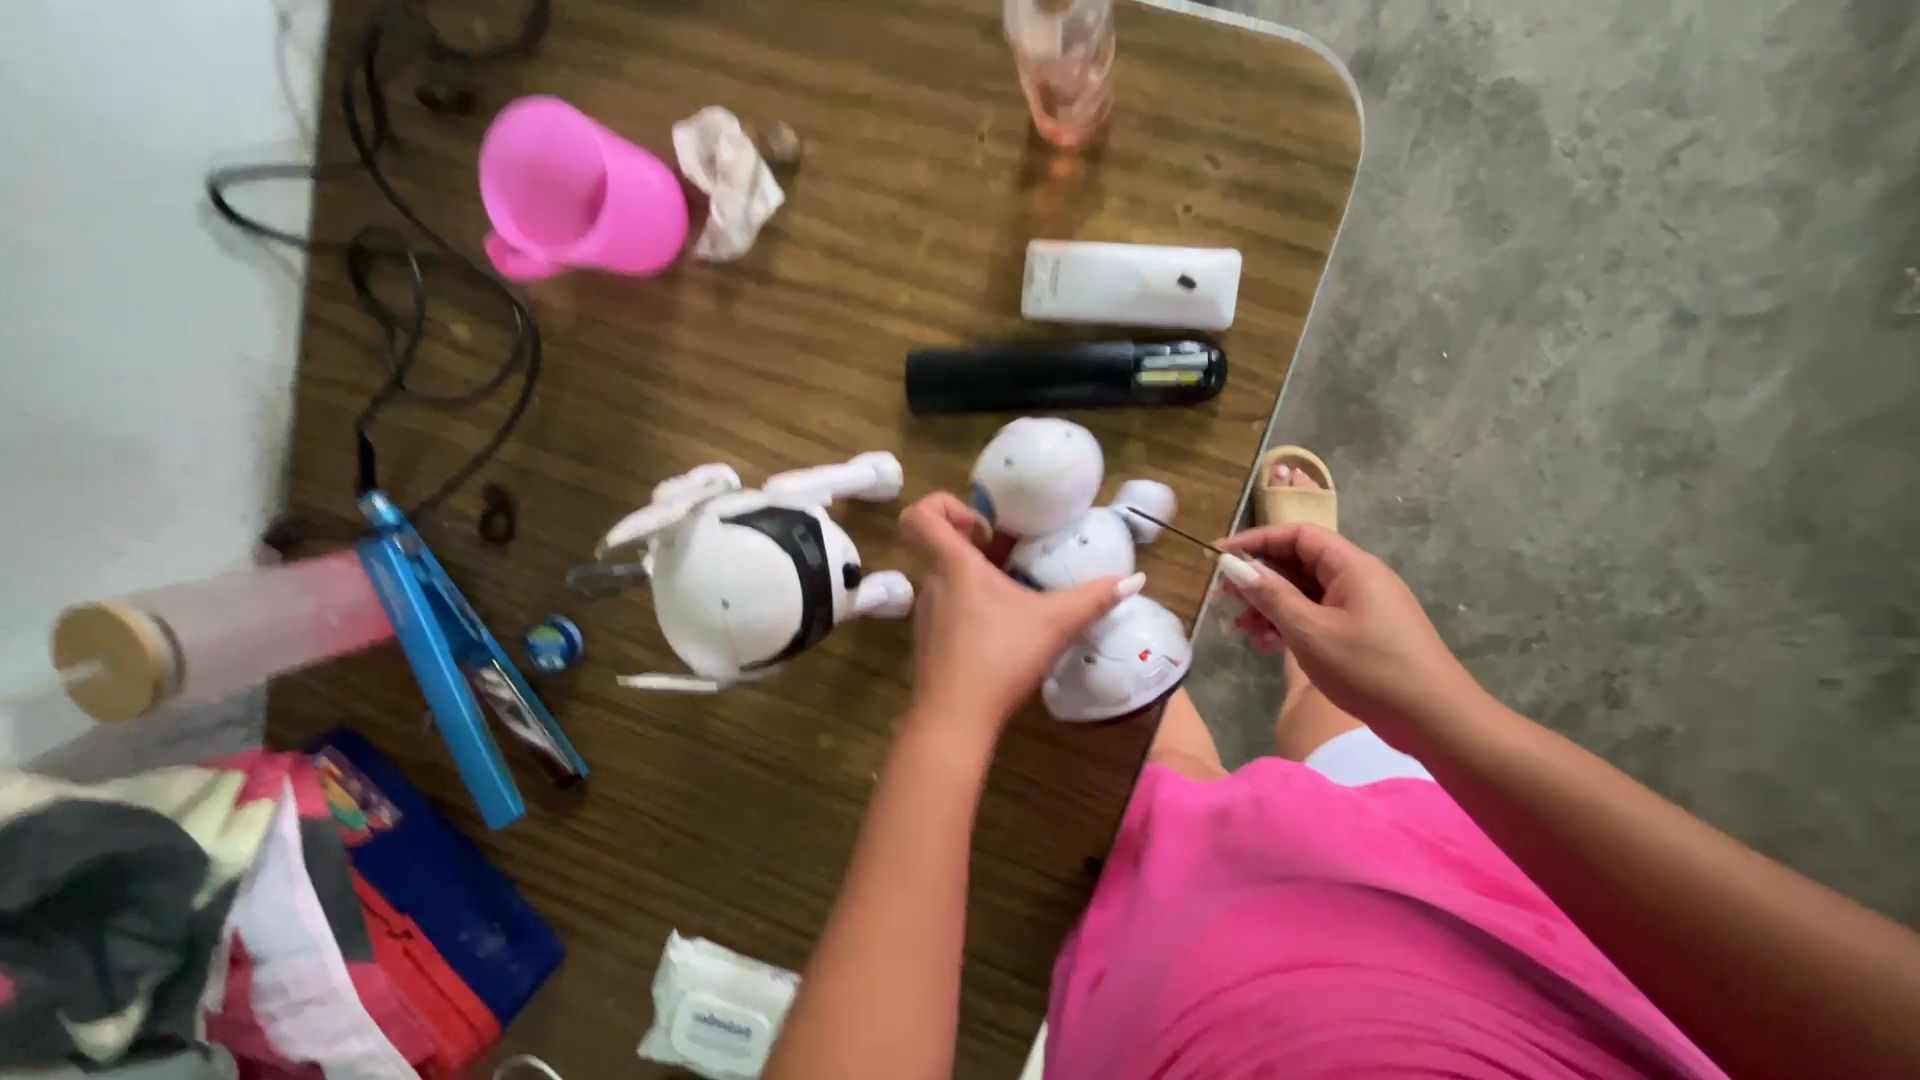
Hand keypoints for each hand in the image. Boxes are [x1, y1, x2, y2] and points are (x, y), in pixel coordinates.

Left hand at [899, 493, 1142, 731]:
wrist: (954, 719)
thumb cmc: (999, 658)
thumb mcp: (1054, 624)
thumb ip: (1093, 599)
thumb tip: (1135, 579)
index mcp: (953, 565)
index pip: (920, 515)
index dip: (942, 505)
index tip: (981, 524)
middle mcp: (933, 584)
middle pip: (937, 545)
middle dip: (972, 542)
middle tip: (1006, 551)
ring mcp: (927, 615)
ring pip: (944, 579)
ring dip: (974, 577)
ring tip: (1012, 591)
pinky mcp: (929, 642)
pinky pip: (947, 608)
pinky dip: (970, 607)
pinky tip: (1001, 629)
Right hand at [1218, 523, 1481, 742]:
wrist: (1434, 718)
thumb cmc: (1370, 668)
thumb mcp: (1310, 631)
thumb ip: (1271, 596)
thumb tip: (1237, 567)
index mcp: (1351, 566)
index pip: (1297, 534)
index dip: (1256, 540)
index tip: (1220, 555)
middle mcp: (1357, 578)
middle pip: (1298, 563)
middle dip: (1259, 579)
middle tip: (1226, 599)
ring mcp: (1361, 606)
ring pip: (1304, 593)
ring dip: (1270, 607)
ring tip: (1243, 631)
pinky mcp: (1361, 632)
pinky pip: (1317, 615)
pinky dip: (1290, 625)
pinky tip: (1268, 645)